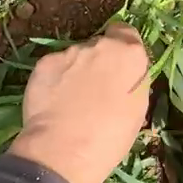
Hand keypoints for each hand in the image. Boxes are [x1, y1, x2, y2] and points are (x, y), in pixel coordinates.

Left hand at [11, 23, 151, 182]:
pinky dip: (54, 80)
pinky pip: (54, 67)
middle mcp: (102, 45)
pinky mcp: (45, 63)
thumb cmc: (111, 136)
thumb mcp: (138, 109)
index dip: (121, 47)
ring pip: (75, 57)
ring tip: (70, 101)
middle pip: (100, 45)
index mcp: (131, 54)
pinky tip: (53, 102)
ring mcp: (71, 52)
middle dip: (97, 61)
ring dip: (75, 71)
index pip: (126, 32)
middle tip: (93, 89)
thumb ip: (132, 82)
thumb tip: (122, 78)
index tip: (117, 66)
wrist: (65, 150)